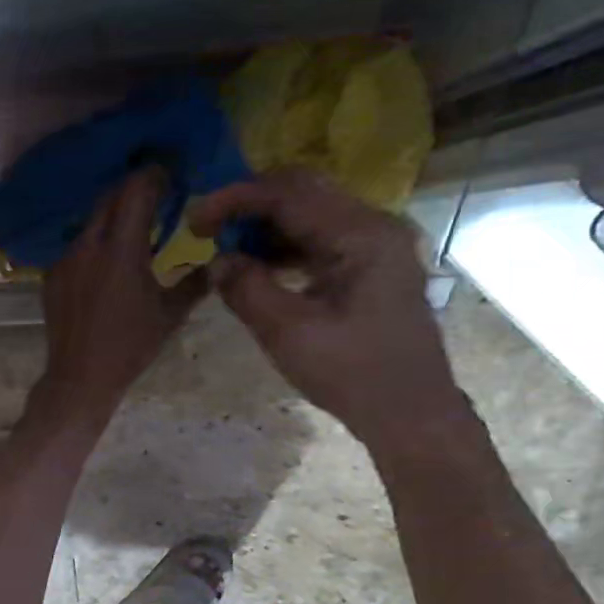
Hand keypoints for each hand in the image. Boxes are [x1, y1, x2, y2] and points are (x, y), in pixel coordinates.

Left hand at [37, 168, 207, 417]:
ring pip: (90, 221)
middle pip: (109, 198)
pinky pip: (76, 245)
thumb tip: (217, 262)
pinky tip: (107, 256)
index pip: (136, 192)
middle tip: (154, 191)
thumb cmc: (131, 345)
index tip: (169, 172)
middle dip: (132, 188)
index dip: (153, 176)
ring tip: (133, 223)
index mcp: (121, 249)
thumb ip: (196, 281)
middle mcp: (89, 245)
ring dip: (112, 213)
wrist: (80, 375)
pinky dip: (95, 240)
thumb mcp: (171, 313)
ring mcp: (65, 259)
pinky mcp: (52, 274)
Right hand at [191, 169, 464, 447]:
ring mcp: (373, 244)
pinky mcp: (368, 264)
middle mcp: (372, 226)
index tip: (193, 221)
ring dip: (263, 223)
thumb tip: (216, 260)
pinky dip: (281, 244)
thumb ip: (246, 288)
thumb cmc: (352, 373)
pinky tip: (255, 265)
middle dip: (248, 203)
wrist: (409, 412)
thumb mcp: (288, 332)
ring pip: (308, 212)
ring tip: (224, 248)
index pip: (288, 195)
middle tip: (206, 228)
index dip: (234, 199)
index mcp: (361, 235)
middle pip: (301, 191)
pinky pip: (317, 237)